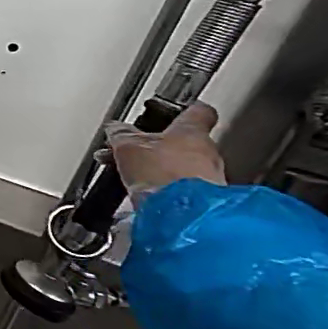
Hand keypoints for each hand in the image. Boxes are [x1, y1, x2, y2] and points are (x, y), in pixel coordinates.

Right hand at [103, 102, 225, 205]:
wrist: (181, 217)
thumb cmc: (163, 176)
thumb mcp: (128, 147)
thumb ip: (121, 135)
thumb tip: (115, 130)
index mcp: (192, 131)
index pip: (199, 111)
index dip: (187, 111)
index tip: (180, 112)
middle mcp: (209, 153)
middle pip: (187, 143)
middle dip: (162, 149)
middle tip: (138, 155)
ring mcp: (212, 180)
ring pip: (187, 170)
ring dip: (165, 174)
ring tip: (139, 183)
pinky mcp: (208, 205)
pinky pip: (188, 194)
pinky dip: (171, 195)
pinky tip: (152, 201)